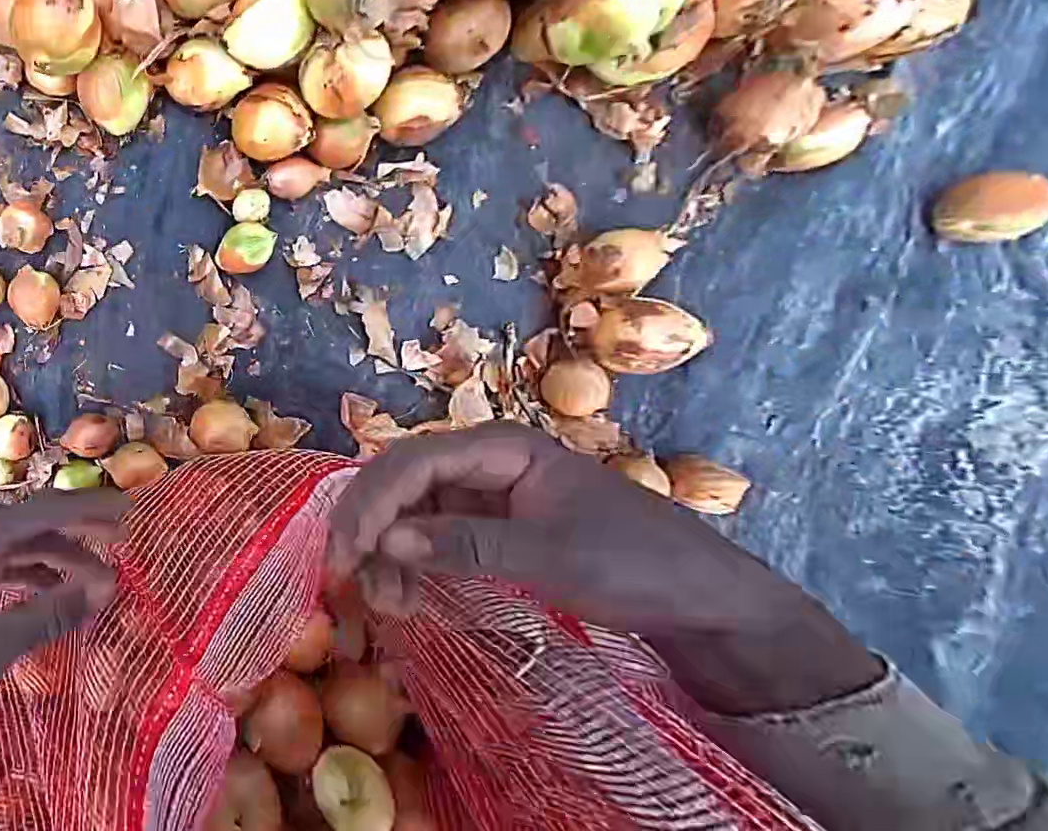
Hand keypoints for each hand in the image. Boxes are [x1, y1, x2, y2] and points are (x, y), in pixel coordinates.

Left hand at [0, 490, 130, 767]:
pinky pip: (5, 566)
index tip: (131, 511)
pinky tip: (59, 594)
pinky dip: (36, 576)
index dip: (90, 509)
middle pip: (34, 522)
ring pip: (22, 546)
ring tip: (102, 578)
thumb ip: (50, 615)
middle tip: (126, 539)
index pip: (42, 511)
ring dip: (62, 558)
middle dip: (82, 530)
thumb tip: (108, 588)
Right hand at [326, 422, 879, 714]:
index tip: (347, 552)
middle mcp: (484, 461)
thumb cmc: (635, 562)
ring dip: (386, 548)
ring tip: (385, 601)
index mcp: (500, 446)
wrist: (700, 599)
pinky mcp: (491, 526)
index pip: (415, 461)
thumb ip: (466, 544)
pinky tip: (405, 595)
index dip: (372, 501)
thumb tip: (386, 538)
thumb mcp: (550, 554)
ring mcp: (486, 494)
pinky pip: (433, 535)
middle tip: (348, 577)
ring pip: (412, 509)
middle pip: (404, 479)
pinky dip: (411, 562)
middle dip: (370, 522)